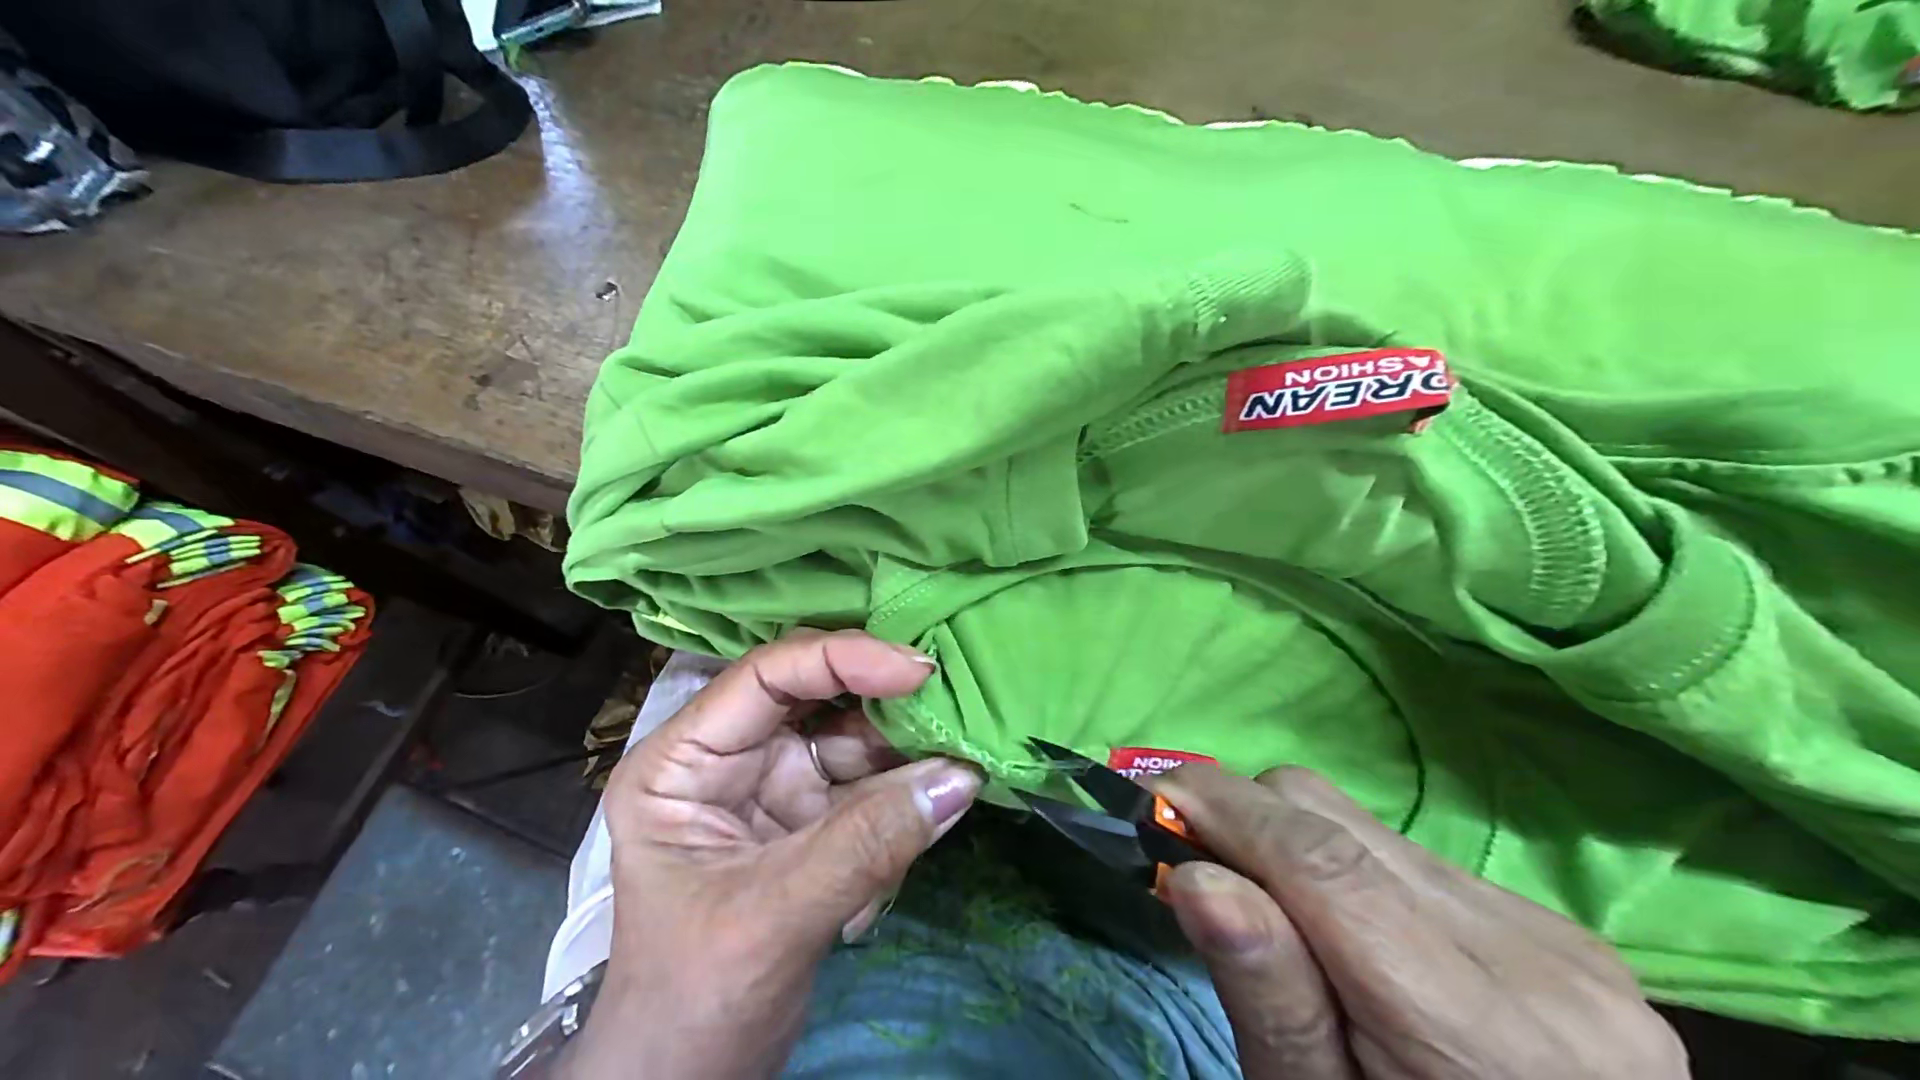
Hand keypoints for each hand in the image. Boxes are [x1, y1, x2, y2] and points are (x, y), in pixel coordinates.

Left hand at [562, 630, 981, 1079]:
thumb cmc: (694, 1001)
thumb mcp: (771, 918)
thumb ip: (864, 845)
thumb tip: (960, 778)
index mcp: (685, 760)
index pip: (767, 676)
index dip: (843, 658)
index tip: (917, 669)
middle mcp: (732, 756)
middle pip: (818, 696)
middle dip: (884, 700)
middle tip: (953, 705)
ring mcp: (777, 786)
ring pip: (854, 739)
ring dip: (906, 753)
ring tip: (956, 766)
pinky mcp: (814, 820)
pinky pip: (873, 786)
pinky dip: (907, 797)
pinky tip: (928, 818)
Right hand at [1152, 765, 1687, 1079]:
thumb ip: (1268, 998)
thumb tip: (1193, 876)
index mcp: (1487, 1040)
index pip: (1326, 865)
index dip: (1224, 811)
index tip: (1146, 799)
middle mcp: (1534, 960)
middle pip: (1337, 818)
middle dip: (1241, 816)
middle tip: (1183, 856)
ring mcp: (1551, 933)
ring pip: (1364, 820)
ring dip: (1284, 836)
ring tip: (1258, 898)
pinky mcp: (1546, 924)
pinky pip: (1402, 849)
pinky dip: (1338, 862)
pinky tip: (1336, 925)